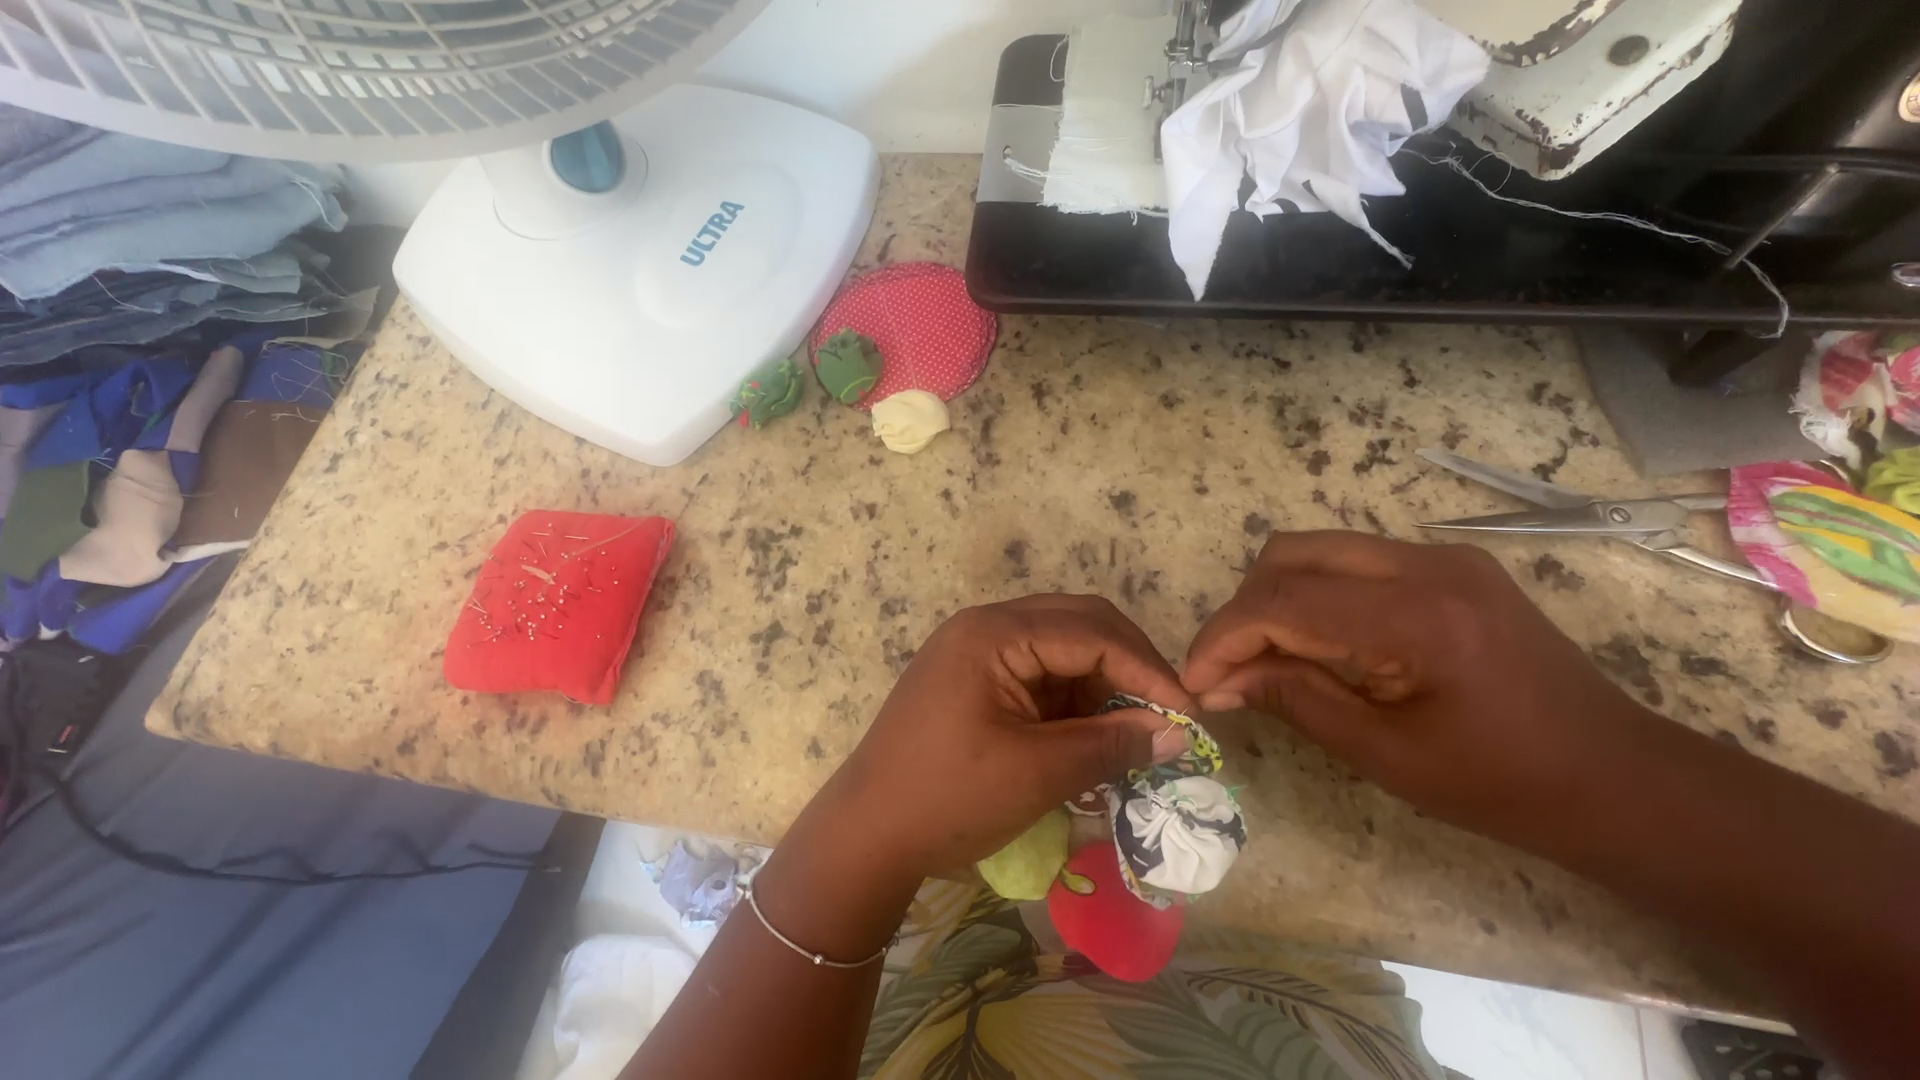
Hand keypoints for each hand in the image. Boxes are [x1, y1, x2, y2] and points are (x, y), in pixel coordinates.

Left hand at [816, 595, 1192, 881]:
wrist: (866, 837)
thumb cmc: (948, 799)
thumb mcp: (1037, 772)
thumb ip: (1110, 744)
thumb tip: (1176, 734)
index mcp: (994, 633)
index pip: (1091, 631)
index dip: (1147, 670)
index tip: (1187, 715)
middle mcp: (985, 627)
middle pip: (1078, 626)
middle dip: (1128, 668)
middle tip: (1165, 718)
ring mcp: (976, 652)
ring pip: (1062, 651)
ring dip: (1102, 687)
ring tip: (1133, 735)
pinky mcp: (974, 681)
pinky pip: (1038, 676)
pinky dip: (1072, 704)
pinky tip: (1092, 738)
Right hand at [1182, 531, 1666, 845]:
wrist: (1617, 777)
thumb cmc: (1502, 784)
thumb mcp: (1384, 753)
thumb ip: (1293, 699)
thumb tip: (1215, 682)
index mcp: (1418, 617)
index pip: (1283, 601)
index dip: (1223, 638)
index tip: (1193, 681)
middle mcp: (1428, 563)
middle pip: (1290, 554)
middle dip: (1242, 610)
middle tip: (1228, 670)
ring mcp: (1443, 556)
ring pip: (1317, 549)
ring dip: (1274, 597)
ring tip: (1263, 658)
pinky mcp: (1449, 564)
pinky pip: (1352, 560)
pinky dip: (1313, 594)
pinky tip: (1313, 642)